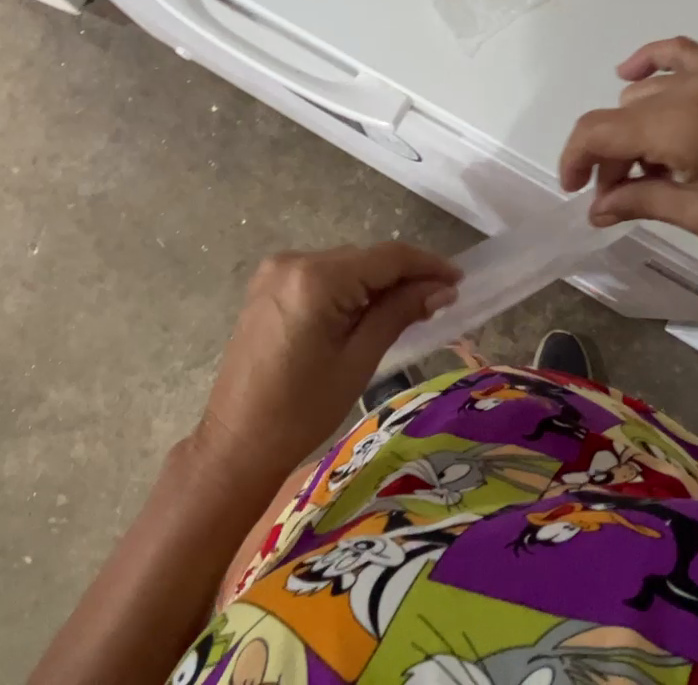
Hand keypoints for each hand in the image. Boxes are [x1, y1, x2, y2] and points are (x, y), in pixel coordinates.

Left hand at [195, 243, 460, 472]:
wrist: (238, 440)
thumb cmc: (303, 410)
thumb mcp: (359, 360)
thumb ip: (399, 313)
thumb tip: (442, 289)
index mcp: (316, 279)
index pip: (385, 257)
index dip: (427, 264)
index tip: (460, 280)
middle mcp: (293, 261)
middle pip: (364, 258)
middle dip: (402, 276)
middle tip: (438, 302)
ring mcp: (274, 271)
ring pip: (343, 265)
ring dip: (375, 282)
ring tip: (407, 310)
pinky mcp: (267, 287)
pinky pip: (320, 276)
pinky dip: (347, 288)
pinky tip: (365, 313)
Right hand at [558, 37, 697, 274]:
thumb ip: (642, 203)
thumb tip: (596, 208)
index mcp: (682, 126)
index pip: (599, 131)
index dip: (575, 160)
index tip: (575, 193)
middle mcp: (692, 91)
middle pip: (619, 115)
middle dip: (608, 158)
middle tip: (619, 199)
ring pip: (643, 93)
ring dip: (632, 129)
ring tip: (649, 172)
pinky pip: (679, 53)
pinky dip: (650, 63)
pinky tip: (632, 75)